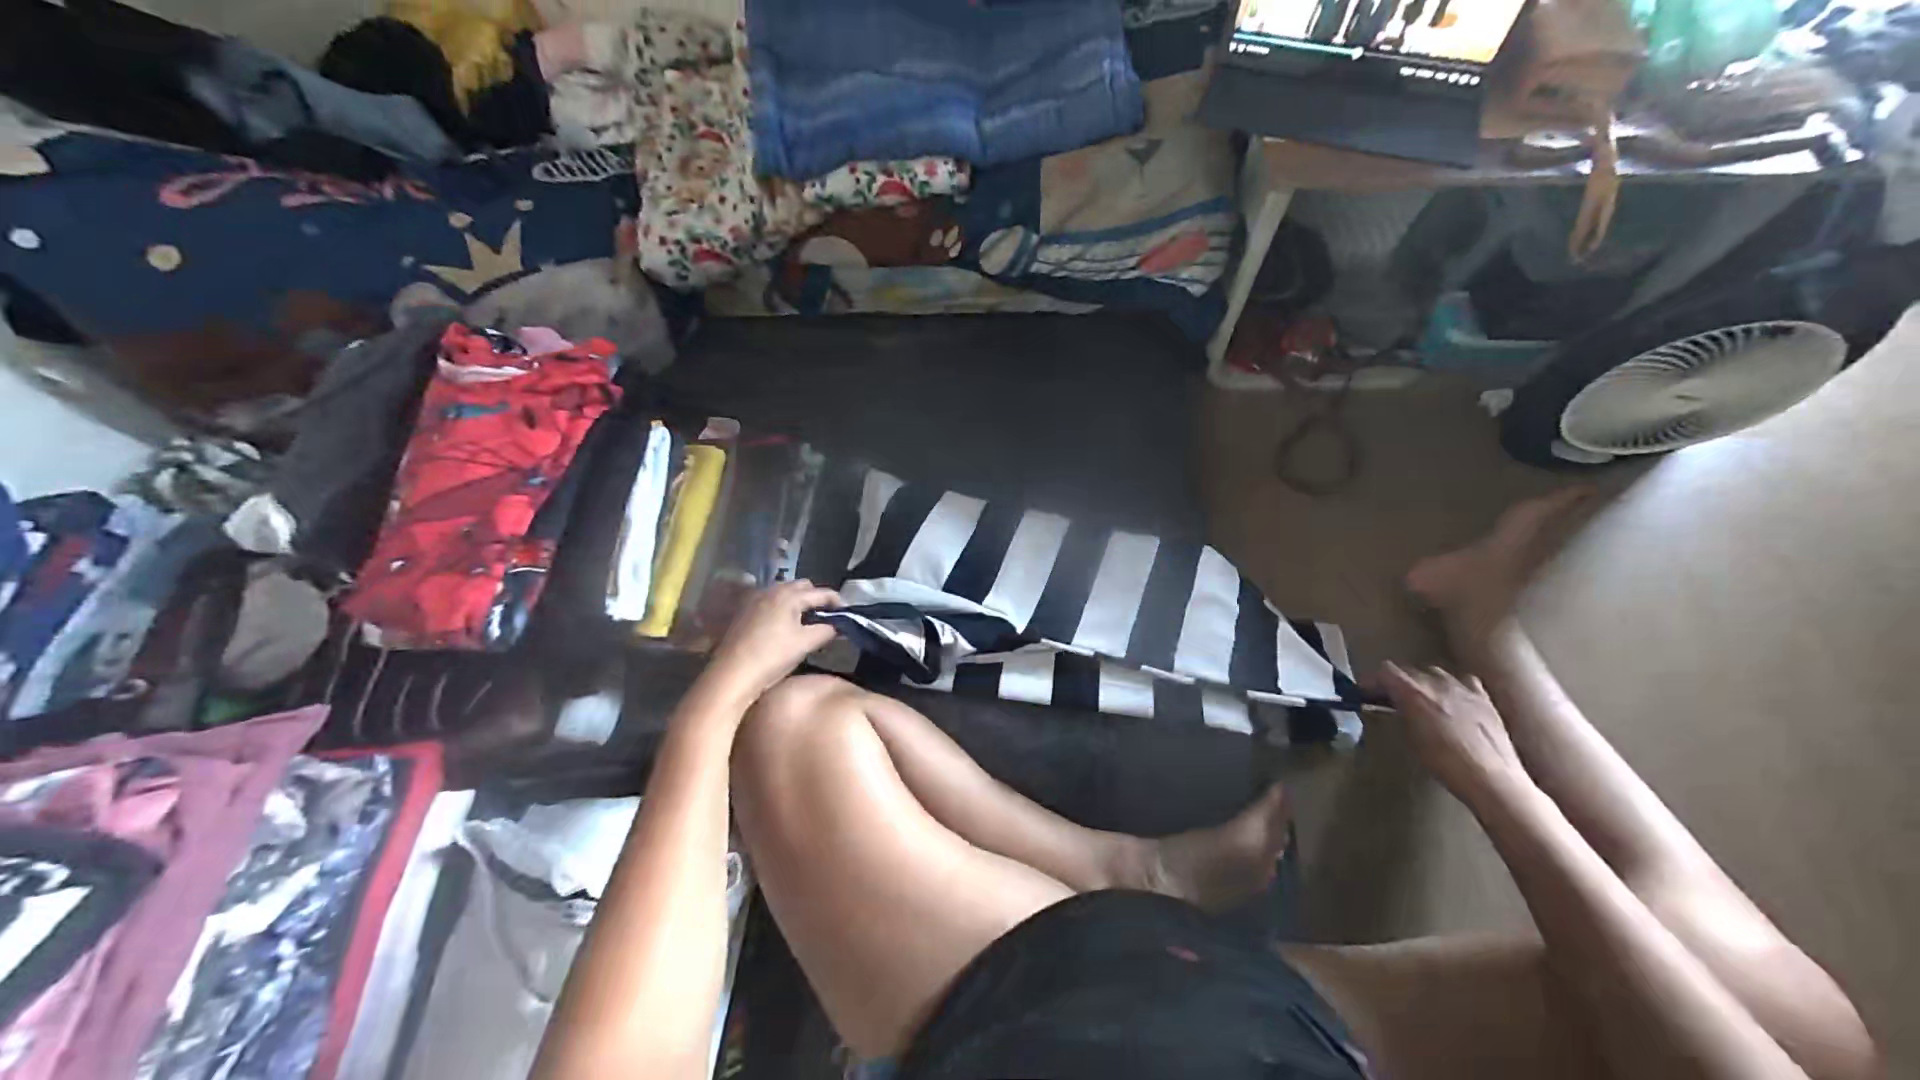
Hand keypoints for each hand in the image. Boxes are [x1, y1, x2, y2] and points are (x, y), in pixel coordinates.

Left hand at [698, 580, 843, 706]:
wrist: (732, 674)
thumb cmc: (773, 656)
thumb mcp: (806, 644)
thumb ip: (826, 631)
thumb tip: (838, 626)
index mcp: (789, 595)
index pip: (820, 592)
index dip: (837, 600)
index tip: (847, 611)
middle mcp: (771, 590)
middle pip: (801, 586)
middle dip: (816, 597)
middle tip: (827, 615)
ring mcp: (754, 599)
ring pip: (784, 593)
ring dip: (798, 601)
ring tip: (807, 620)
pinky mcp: (744, 611)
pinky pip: (771, 601)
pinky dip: (783, 607)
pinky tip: (785, 625)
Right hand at [1379, 661, 1528, 801]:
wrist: (1491, 778)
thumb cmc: (1443, 763)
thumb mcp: (1409, 738)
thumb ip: (1398, 714)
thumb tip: (1389, 706)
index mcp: (1413, 692)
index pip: (1386, 671)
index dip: (1373, 681)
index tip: (1365, 693)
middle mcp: (1437, 683)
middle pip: (1409, 671)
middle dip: (1396, 683)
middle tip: (1389, 700)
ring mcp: (1463, 688)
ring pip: (1435, 673)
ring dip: (1423, 682)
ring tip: (1421, 700)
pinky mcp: (1484, 698)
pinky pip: (1463, 681)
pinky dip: (1453, 686)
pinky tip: (1453, 699)